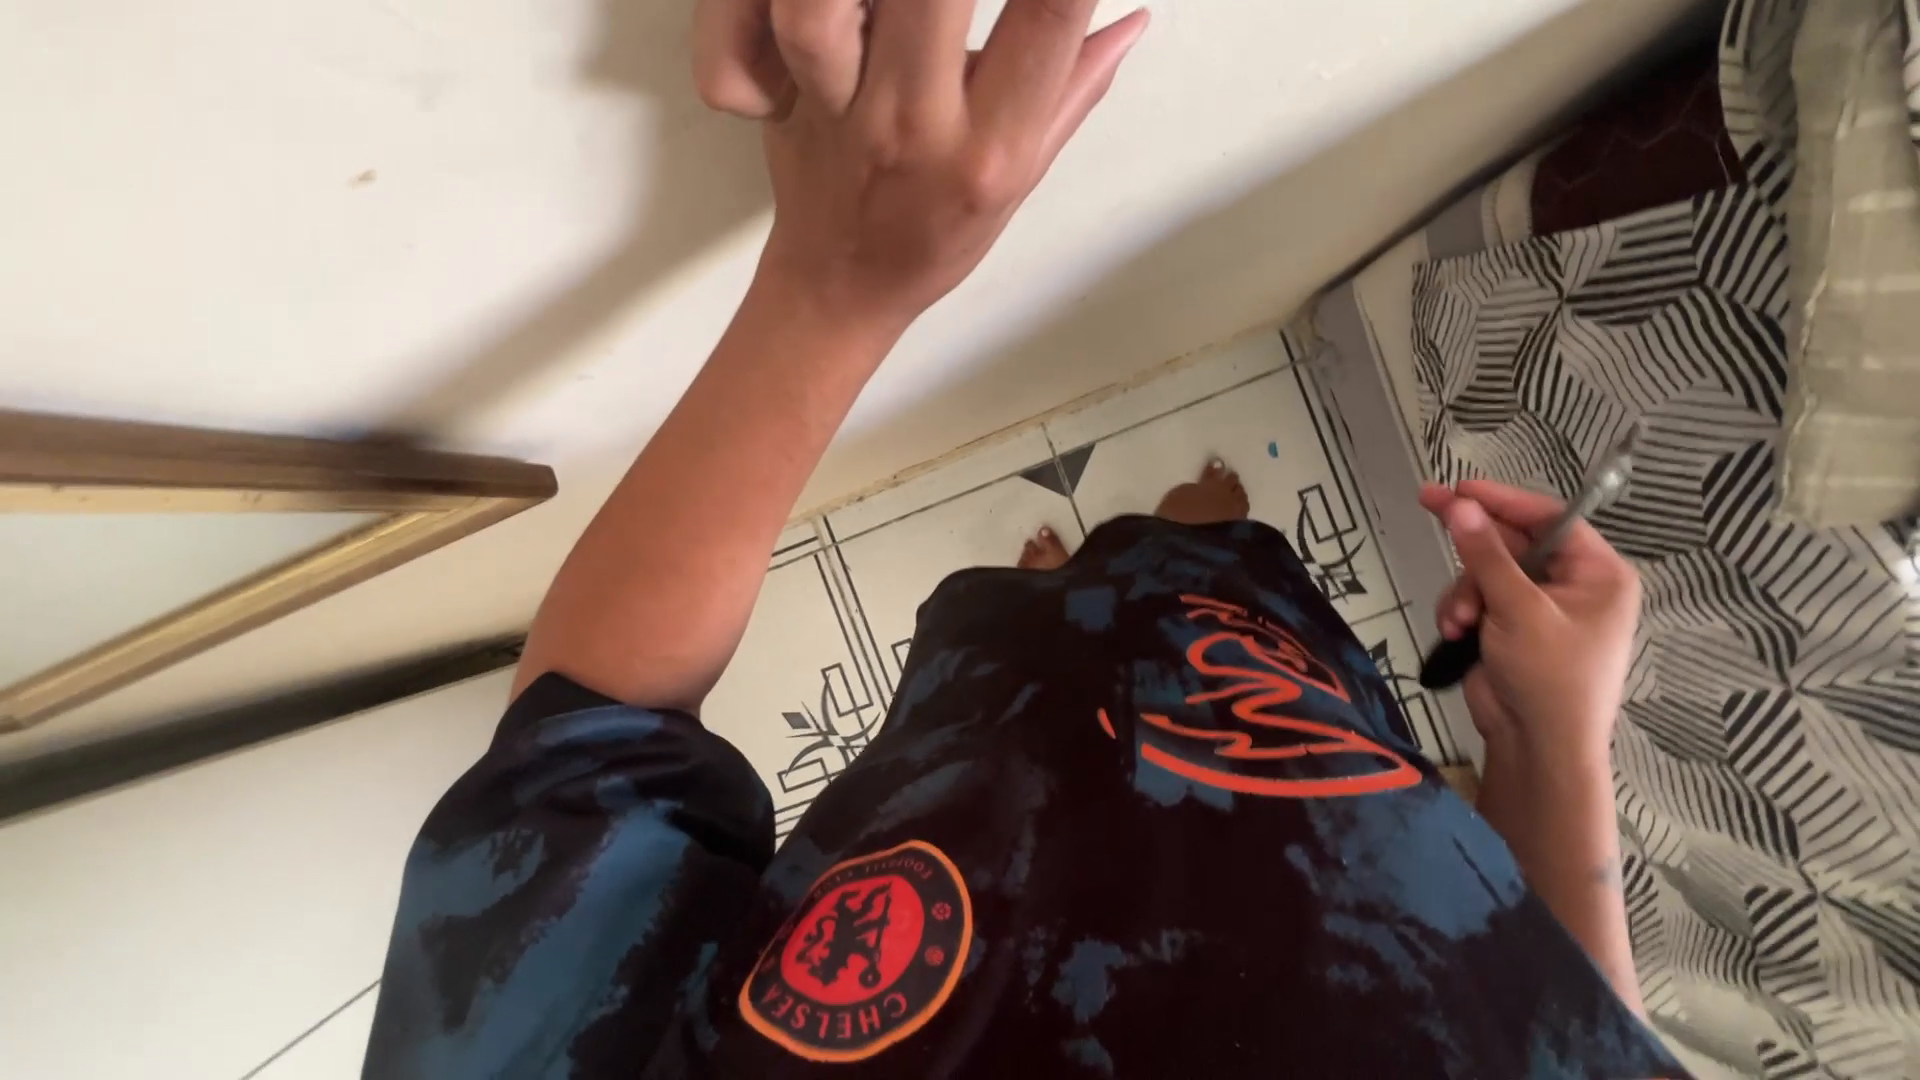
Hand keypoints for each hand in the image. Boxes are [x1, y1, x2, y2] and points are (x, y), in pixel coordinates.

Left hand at [703, 0, 1149, 327]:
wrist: (840, 287)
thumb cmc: (931, 243)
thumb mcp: (1018, 184)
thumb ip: (1071, 94)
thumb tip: (1131, 21)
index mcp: (992, 151)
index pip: (1051, 8)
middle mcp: (919, 123)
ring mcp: (845, 109)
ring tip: (905, 2)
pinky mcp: (789, 98)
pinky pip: (782, 16)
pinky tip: (852, 5)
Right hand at [1418, 480, 1640, 766]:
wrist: (1536, 741)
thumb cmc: (1548, 675)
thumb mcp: (1517, 610)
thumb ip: (1486, 555)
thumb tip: (1460, 505)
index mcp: (1597, 573)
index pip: (1549, 518)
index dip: (1502, 499)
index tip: (1458, 486)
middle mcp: (1569, 584)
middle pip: (1511, 540)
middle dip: (1472, 553)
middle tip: (1427, 505)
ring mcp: (1536, 606)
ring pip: (1483, 571)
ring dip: (1462, 592)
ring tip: (1459, 621)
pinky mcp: (1506, 625)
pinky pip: (1473, 597)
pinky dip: (1459, 610)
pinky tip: (1456, 631)